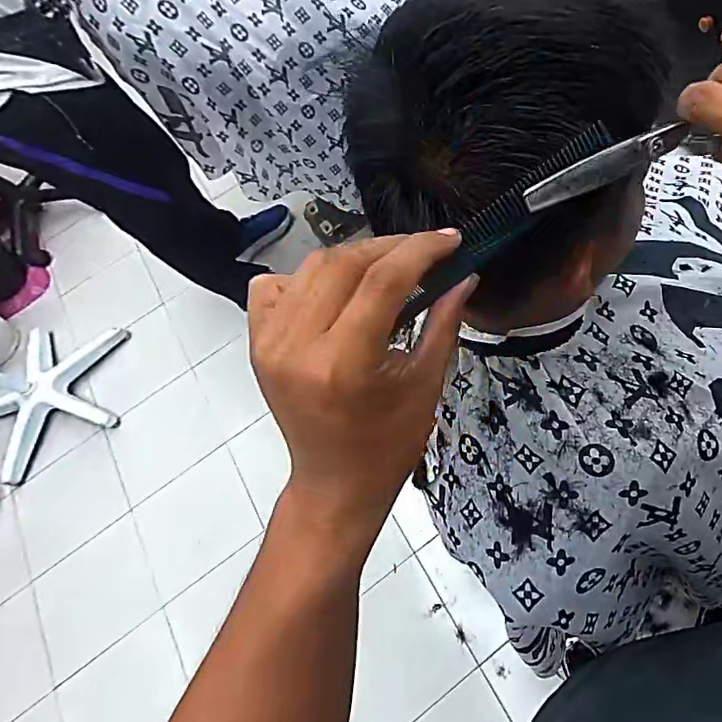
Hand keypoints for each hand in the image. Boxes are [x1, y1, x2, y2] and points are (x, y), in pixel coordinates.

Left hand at [246, 234, 472, 552]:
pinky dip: (311, 276)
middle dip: (393, 247)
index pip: (383, 280)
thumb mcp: (427, 382)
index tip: (451, 240)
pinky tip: (340, 290)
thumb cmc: (390, 442)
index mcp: (345, 361)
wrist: (336, 481)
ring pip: (312, 267)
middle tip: (429, 249)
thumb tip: (465, 276)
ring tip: (393, 265)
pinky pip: (277, 286)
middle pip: (344, 263)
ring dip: (357, 257)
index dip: (422, 250)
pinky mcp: (256, 343)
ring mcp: (268, 342)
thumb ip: (444, 322)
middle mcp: (297, 344)